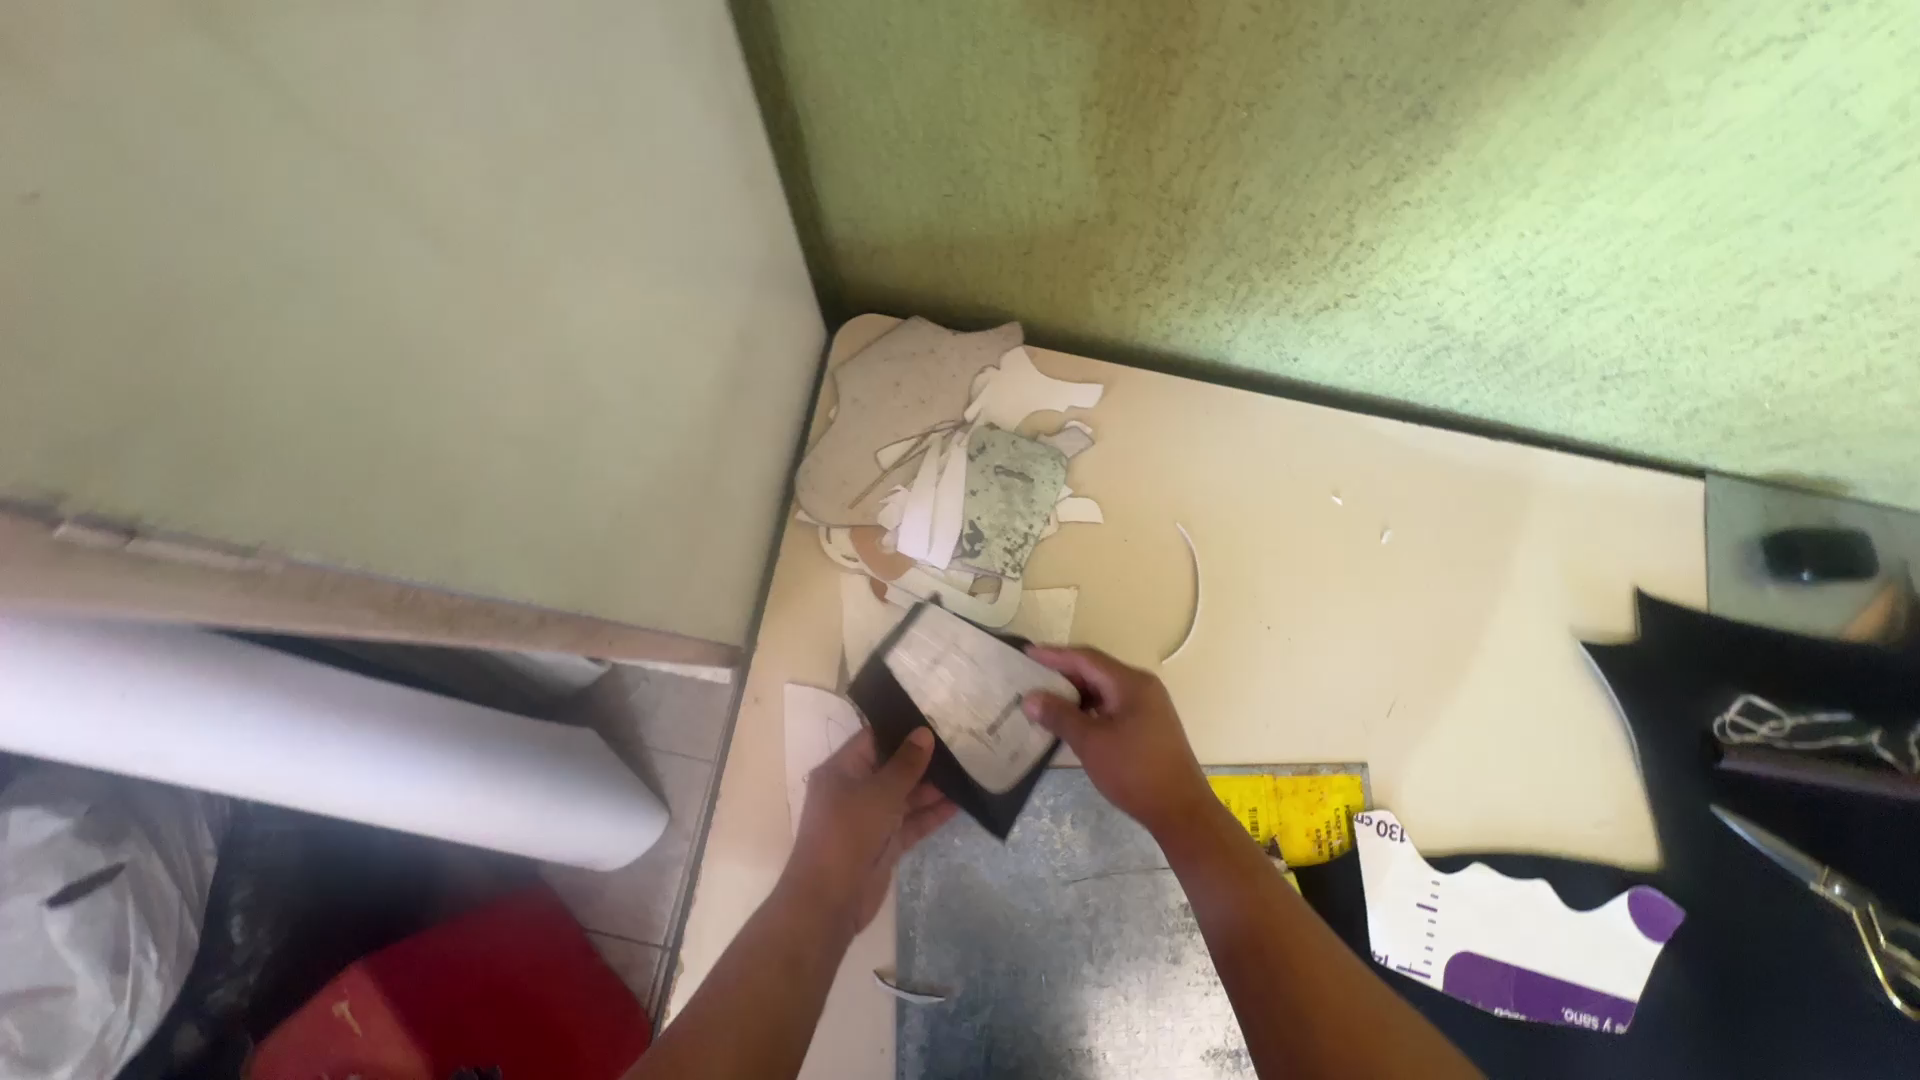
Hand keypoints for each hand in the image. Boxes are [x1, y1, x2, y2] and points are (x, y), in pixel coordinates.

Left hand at [782, 727, 956, 937]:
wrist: (829, 900)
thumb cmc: (848, 834)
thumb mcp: (879, 793)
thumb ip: (906, 764)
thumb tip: (924, 733)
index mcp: (841, 770)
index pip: (873, 738)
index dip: (901, 728)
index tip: (935, 717)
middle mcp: (854, 790)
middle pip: (892, 767)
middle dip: (923, 758)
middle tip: (960, 743)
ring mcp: (870, 819)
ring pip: (904, 796)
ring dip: (932, 787)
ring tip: (967, 770)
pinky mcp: (884, 844)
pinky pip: (910, 822)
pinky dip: (931, 814)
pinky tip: (959, 803)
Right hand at [1023, 646, 1213, 836]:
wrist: (1180, 810)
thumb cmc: (1134, 771)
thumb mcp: (1091, 742)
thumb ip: (1060, 715)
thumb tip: (1031, 699)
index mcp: (1130, 683)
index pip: (1086, 659)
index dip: (1054, 655)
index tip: (1026, 653)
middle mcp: (1141, 687)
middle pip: (1095, 671)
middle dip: (1062, 674)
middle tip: (1030, 678)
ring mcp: (1147, 706)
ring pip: (1103, 690)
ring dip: (1074, 694)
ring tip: (1043, 700)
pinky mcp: (1147, 725)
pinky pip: (1111, 706)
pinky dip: (1089, 709)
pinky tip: (1069, 721)